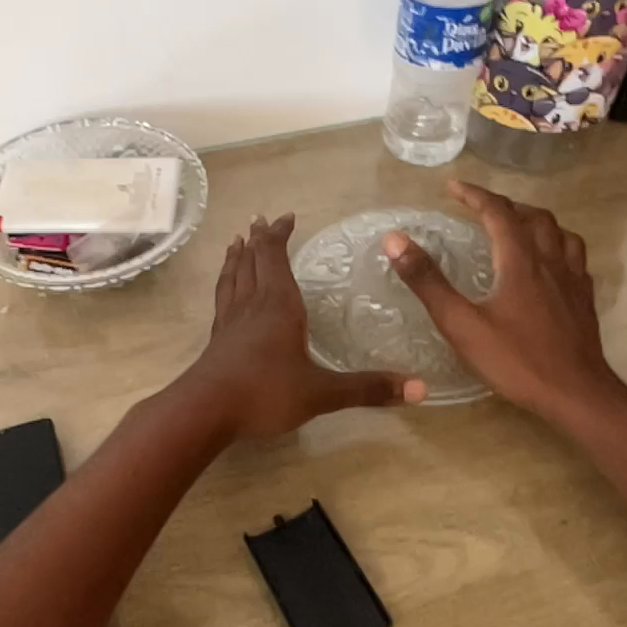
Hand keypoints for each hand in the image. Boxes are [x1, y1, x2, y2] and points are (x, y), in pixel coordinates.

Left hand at [177, 213, 426, 441]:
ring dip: (236, 257)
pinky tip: (226, 290)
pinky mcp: (217, 339)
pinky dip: (225, 283)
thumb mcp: (322, 392)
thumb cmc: (265, 392)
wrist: (206, 410)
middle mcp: (252, 304)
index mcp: (278, 305)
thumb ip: (367, 389)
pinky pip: (222, 298)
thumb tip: (419, 388)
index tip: (287, 216)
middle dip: (258, 239)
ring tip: (236, 242)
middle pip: (252, 261)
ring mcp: (229, 321)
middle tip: (259, 219)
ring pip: (232, 277)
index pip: (275, 256)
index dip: (279, 234)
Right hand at [383, 181, 623, 421]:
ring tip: (516, 227)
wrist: (576, 394)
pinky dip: (556, 247)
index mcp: (520, 261)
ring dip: (535, 221)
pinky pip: (574, 258)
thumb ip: (427, 281)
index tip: (452, 187)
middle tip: (481, 208)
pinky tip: (547, 264)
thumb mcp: (461, 323)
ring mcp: (573, 280)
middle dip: (505, 205)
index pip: (498, 213)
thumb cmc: (516, 360)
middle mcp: (550, 261)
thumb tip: (395, 239)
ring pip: (560, 233)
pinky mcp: (584, 300)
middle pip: (534, 217)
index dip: (474, 195)